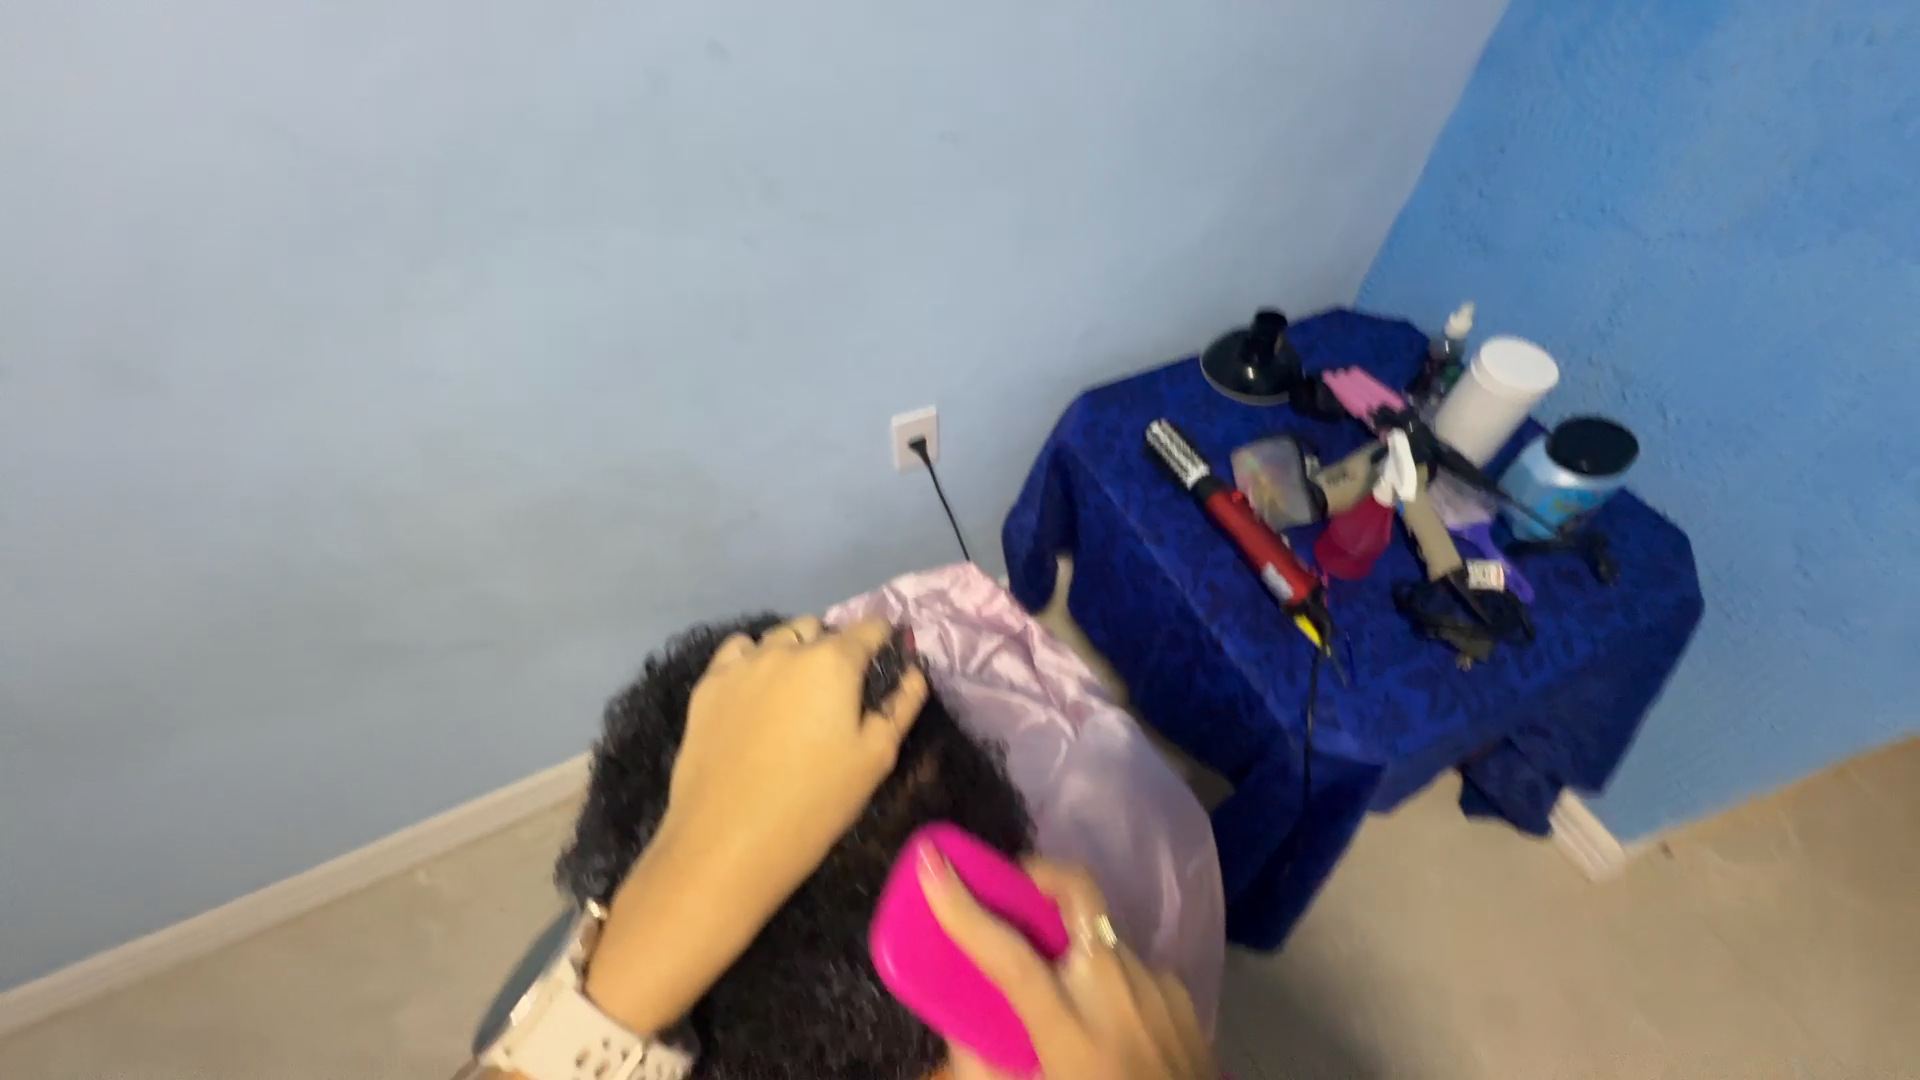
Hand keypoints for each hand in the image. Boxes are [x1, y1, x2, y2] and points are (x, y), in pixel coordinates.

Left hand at [584, 616, 926, 1033]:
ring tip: (796, 693)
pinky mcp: (707, 685)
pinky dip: (753, 660)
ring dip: (795, 651)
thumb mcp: (876, 758)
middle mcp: (787, 649)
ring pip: (779, 637)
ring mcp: (742, 664)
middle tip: (840, 692)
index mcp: (834, 661)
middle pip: (821, 628)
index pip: (871, 628)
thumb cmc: (814, 803)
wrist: (725, 845)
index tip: (887, 664)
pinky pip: (738, 652)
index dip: (885, 641)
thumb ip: (902, 705)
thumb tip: (913, 672)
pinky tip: (755, 694)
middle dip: (837, 647)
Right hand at [924, 857, 1214, 1079]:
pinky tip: (1107, 1016)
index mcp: (1073, 1030)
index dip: (963, 908)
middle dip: (1038, 873)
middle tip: (1009, 889)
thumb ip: (985, 1068)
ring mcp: (1154, 982)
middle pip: (1077, 891)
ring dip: (1070, 940)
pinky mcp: (1180, 989)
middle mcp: (1116, 989)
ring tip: (1058, 980)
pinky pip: (1128, 963)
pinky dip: (1105, 976)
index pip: (1009, 956)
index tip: (931, 861)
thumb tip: (955, 1026)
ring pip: (1098, 929)